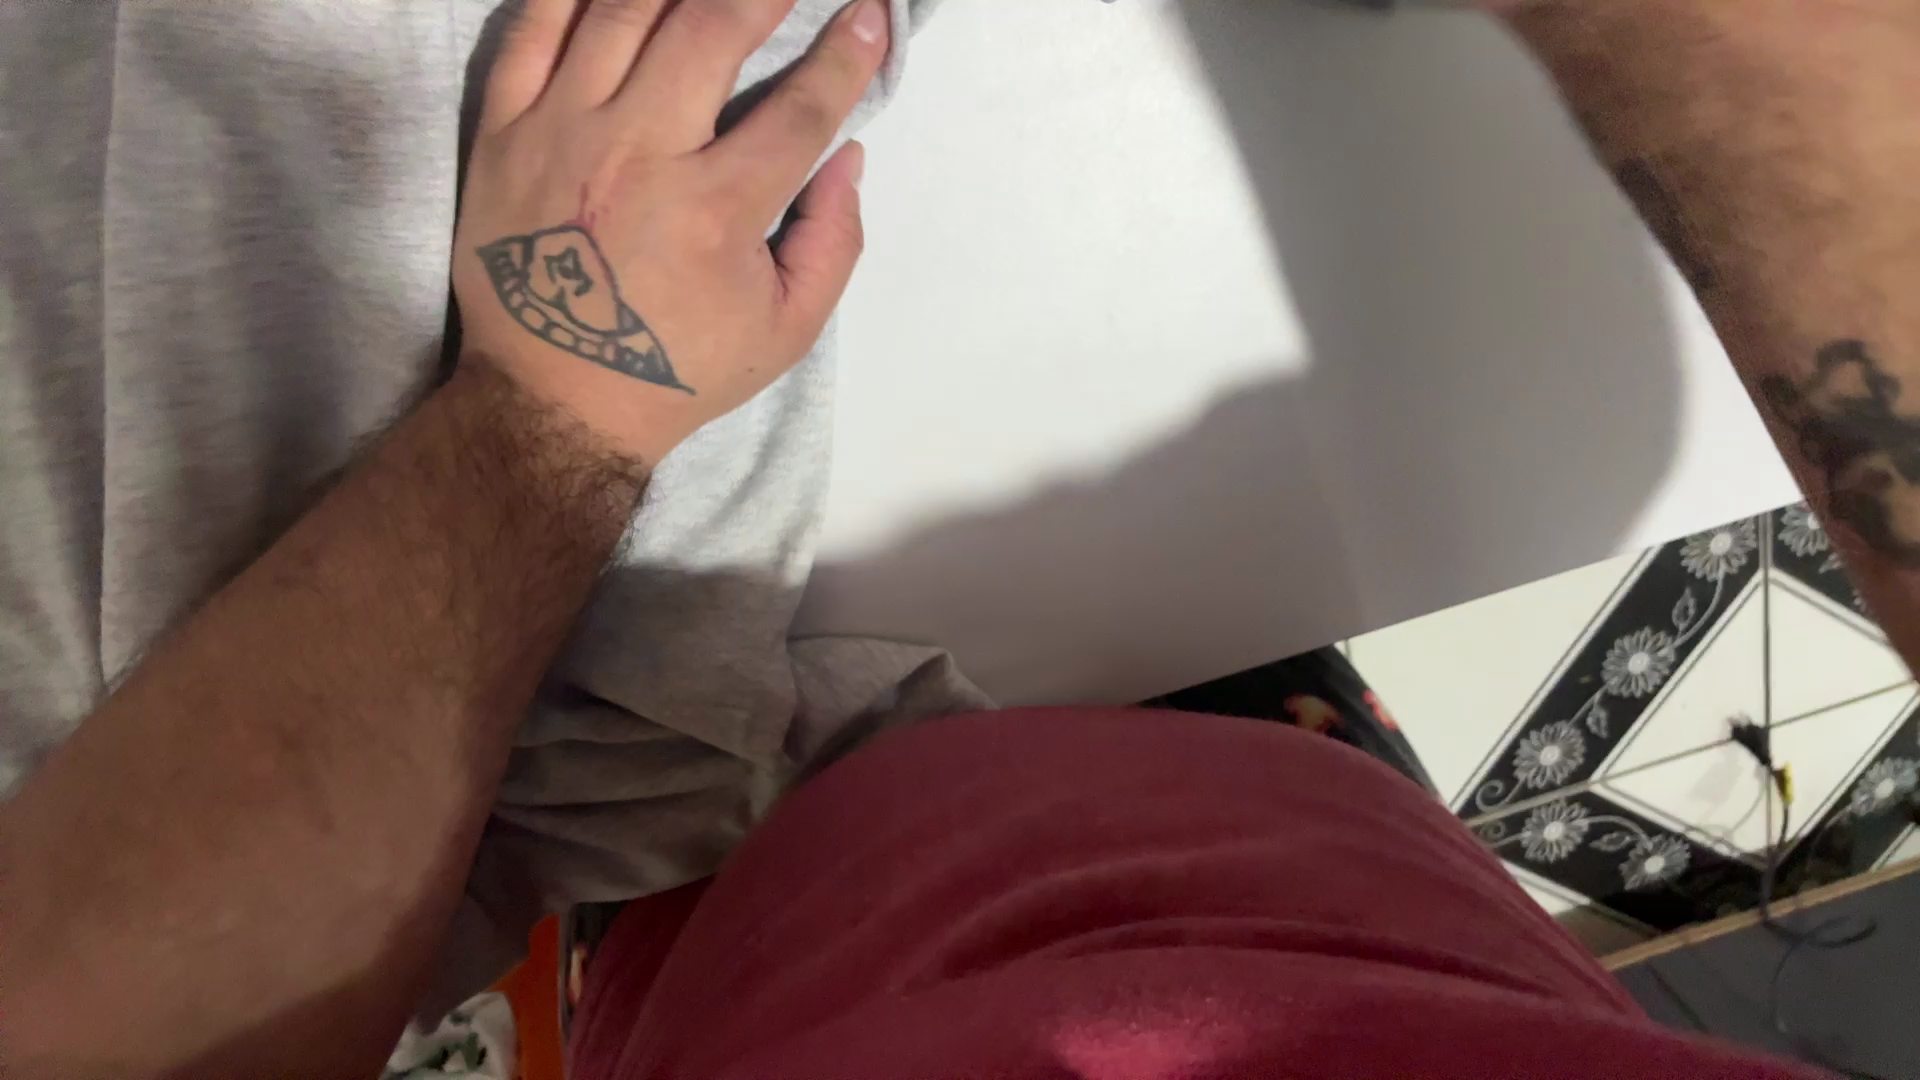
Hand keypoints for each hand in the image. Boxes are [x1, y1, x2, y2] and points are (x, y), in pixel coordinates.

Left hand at [454, 0, 890, 463]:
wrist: (562, 400)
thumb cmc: (685, 370)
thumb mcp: (788, 332)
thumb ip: (833, 245)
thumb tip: (847, 159)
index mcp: (717, 210)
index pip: (798, 111)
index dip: (844, 57)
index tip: (873, 16)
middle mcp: (639, 154)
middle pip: (708, 31)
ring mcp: (561, 133)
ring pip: (622, 11)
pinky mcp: (504, 131)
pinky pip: (533, 26)